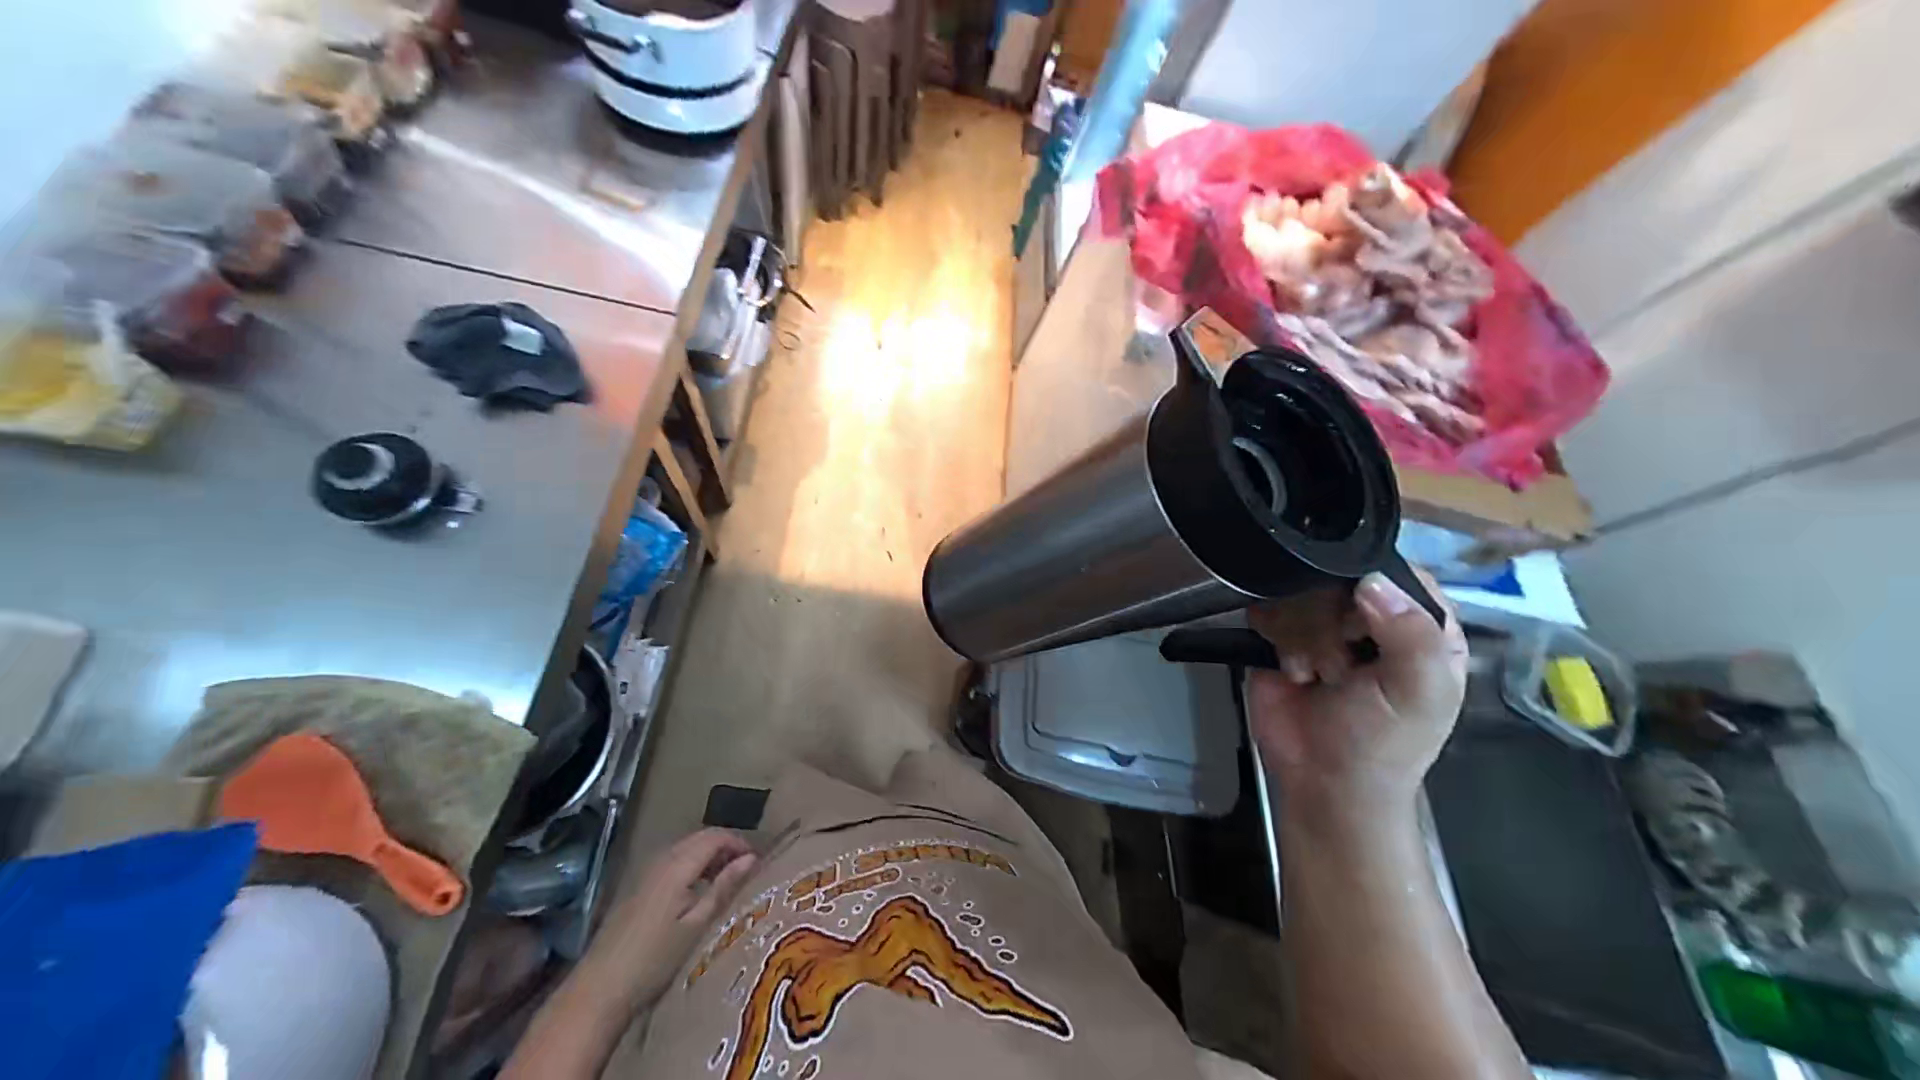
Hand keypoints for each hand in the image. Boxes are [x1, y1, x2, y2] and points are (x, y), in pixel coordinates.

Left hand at [584, 828, 757, 1011]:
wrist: (598, 991)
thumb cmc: (654, 960)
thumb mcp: (697, 925)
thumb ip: (723, 887)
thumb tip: (751, 858)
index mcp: (678, 866)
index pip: (715, 836)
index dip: (739, 843)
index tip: (757, 863)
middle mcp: (661, 861)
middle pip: (699, 838)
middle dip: (725, 847)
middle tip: (745, 871)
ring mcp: (645, 874)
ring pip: (685, 849)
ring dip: (708, 857)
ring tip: (726, 882)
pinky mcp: (637, 889)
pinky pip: (672, 863)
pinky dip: (692, 867)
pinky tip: (697, 894)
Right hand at [1246, 569, 1466, 811]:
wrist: (1322, 783)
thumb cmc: (1384, 742)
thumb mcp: (1420, 693)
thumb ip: (1412, 634)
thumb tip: (1367, 581)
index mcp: (1419, 624)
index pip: (1398, 571)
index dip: (1377, 586)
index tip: (1365, 622)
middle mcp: (1368, 616)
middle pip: (1339, 575)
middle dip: (1334, 620)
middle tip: (1342, 662)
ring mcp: (1318, 623)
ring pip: (1299, 588)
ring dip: (1305, 636)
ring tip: (1317, 675)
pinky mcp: (1276, 635)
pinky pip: (1267, 606)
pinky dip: (1275, 636)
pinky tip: (1292, 671)